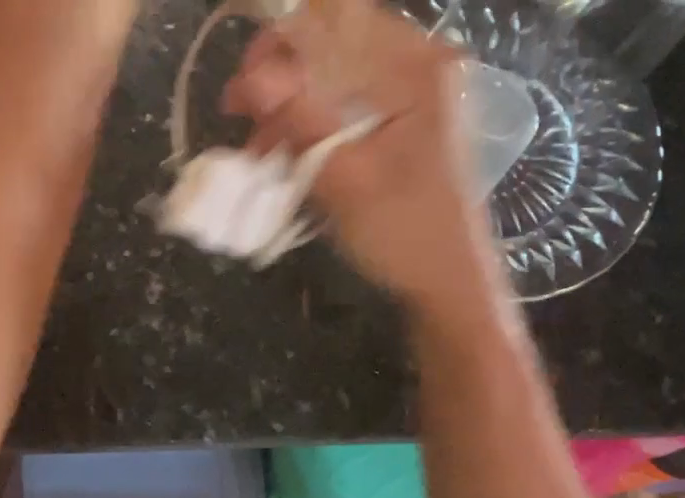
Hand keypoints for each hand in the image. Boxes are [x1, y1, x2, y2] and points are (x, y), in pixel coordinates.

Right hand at [222, 9, 503, 306]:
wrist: (447, 283)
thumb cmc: (405, 235)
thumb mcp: (347, 180)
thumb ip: (300, 121)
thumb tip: (249, 78)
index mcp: (415, 67)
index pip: (337, 18)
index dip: (281, 40)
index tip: (242, 84)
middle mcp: (415, 67)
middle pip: (331, 44)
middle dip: (278, 78)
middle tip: (237, 116)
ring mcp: (407, 96)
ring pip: (330, 78)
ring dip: (286, 109)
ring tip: (257, 152)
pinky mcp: (397, 124)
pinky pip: (341, 107)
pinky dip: (307, 127)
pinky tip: (282, 156)